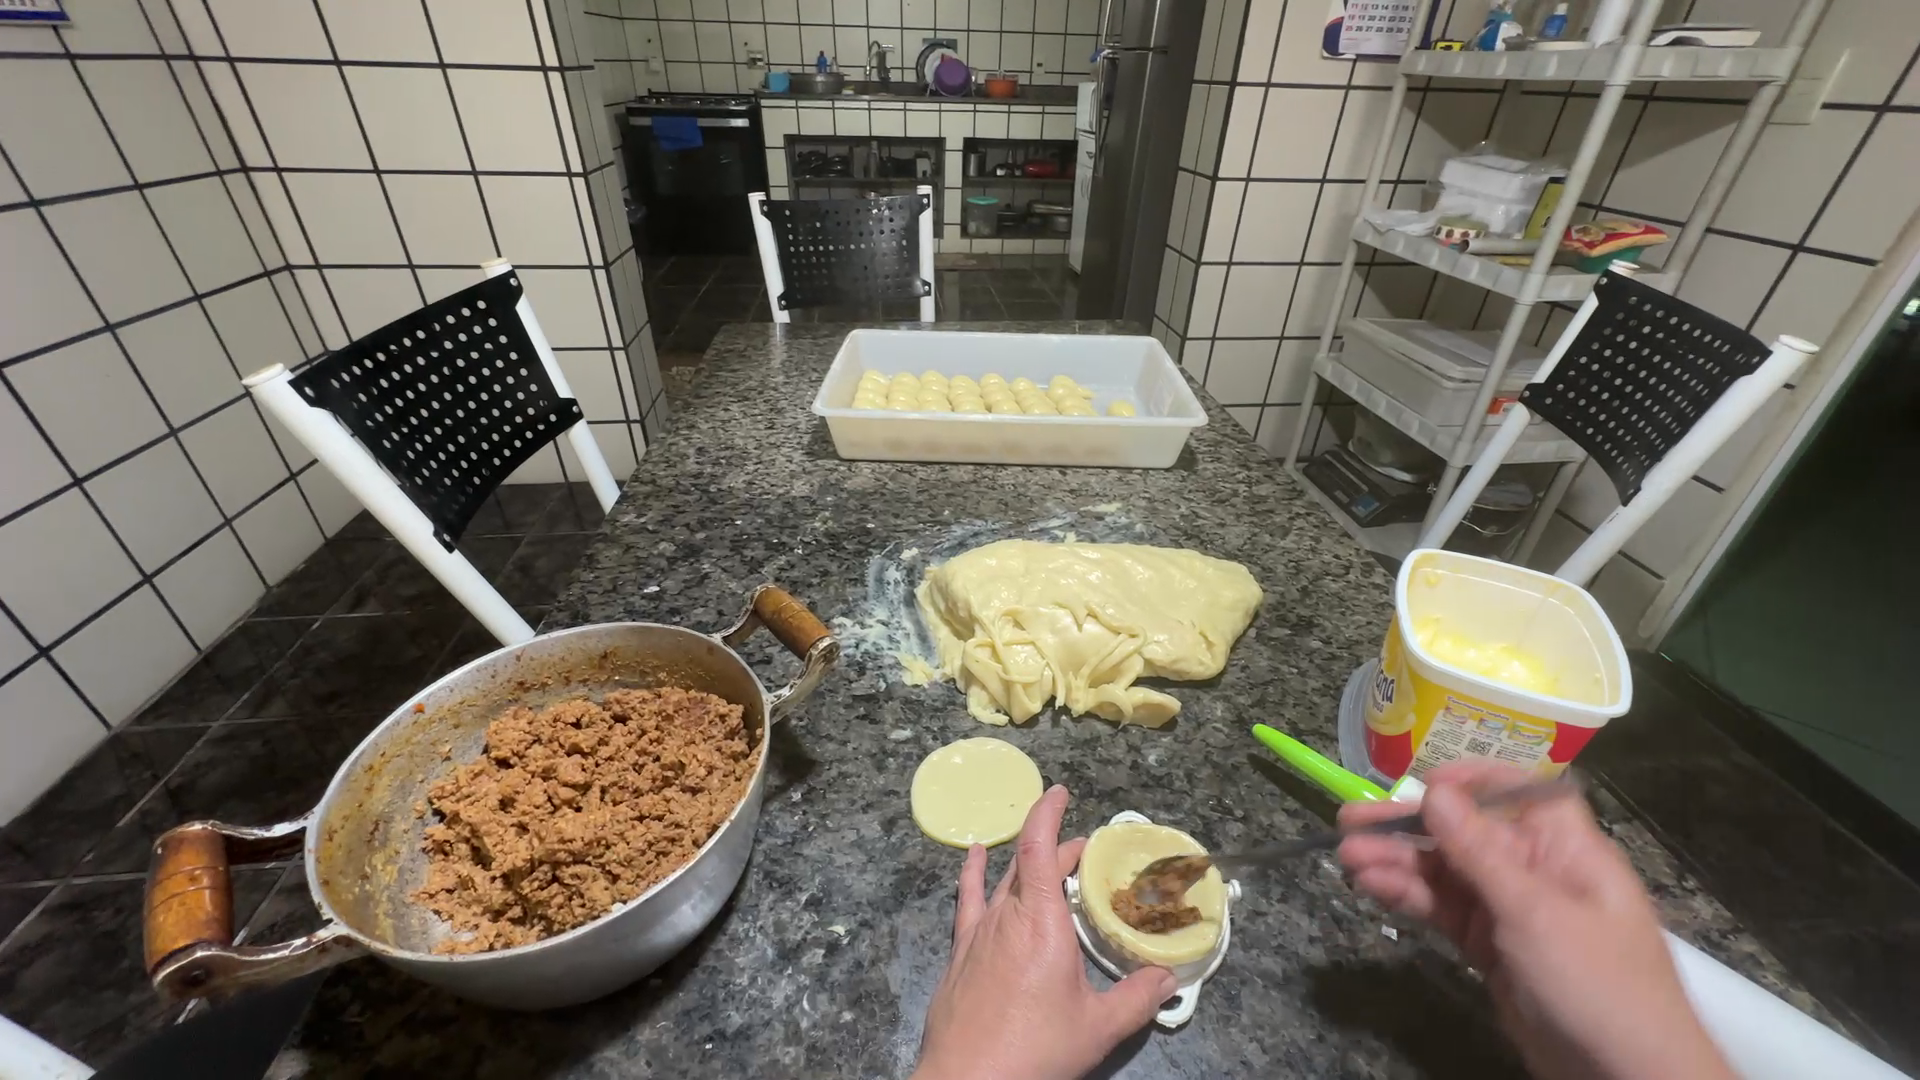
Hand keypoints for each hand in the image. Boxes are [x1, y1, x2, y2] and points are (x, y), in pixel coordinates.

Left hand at [913, 785, 1176, 1079]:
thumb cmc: (1035, 1048)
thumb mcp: (1097, 1028)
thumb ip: (1136, 999)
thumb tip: (1169, 979)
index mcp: (1040, 919)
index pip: (1039, 845)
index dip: (1048, 812)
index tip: (1060, 791)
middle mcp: (1006, 911)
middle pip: (1028, 860)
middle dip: (1058, 847)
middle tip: (1084, 850)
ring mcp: (979, 928)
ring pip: (1003, 877)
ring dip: (1028, 861)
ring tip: (1050, 855)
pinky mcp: (961, 947)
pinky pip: (968, 896)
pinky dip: (973, 870)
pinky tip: (973, 855)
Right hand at [1338, 763, 1734, 1079]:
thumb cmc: (1598, 986)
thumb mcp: (1535, 913)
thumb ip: (1479, 851)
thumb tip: (1436, 790)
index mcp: (1565, 853)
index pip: (1524, 794)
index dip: (1477, 781)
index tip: (1428, 783)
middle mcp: (1535, 872)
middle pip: (1463, 833)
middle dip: (1408, 825)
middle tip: (1350, 820)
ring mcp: (1509, 911)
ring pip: (1443, 871)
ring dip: (1395, 861)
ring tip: (1347, 859)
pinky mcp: (1488, 946)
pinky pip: (1440, 907)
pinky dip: (1406, 895)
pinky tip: (1370, 886)